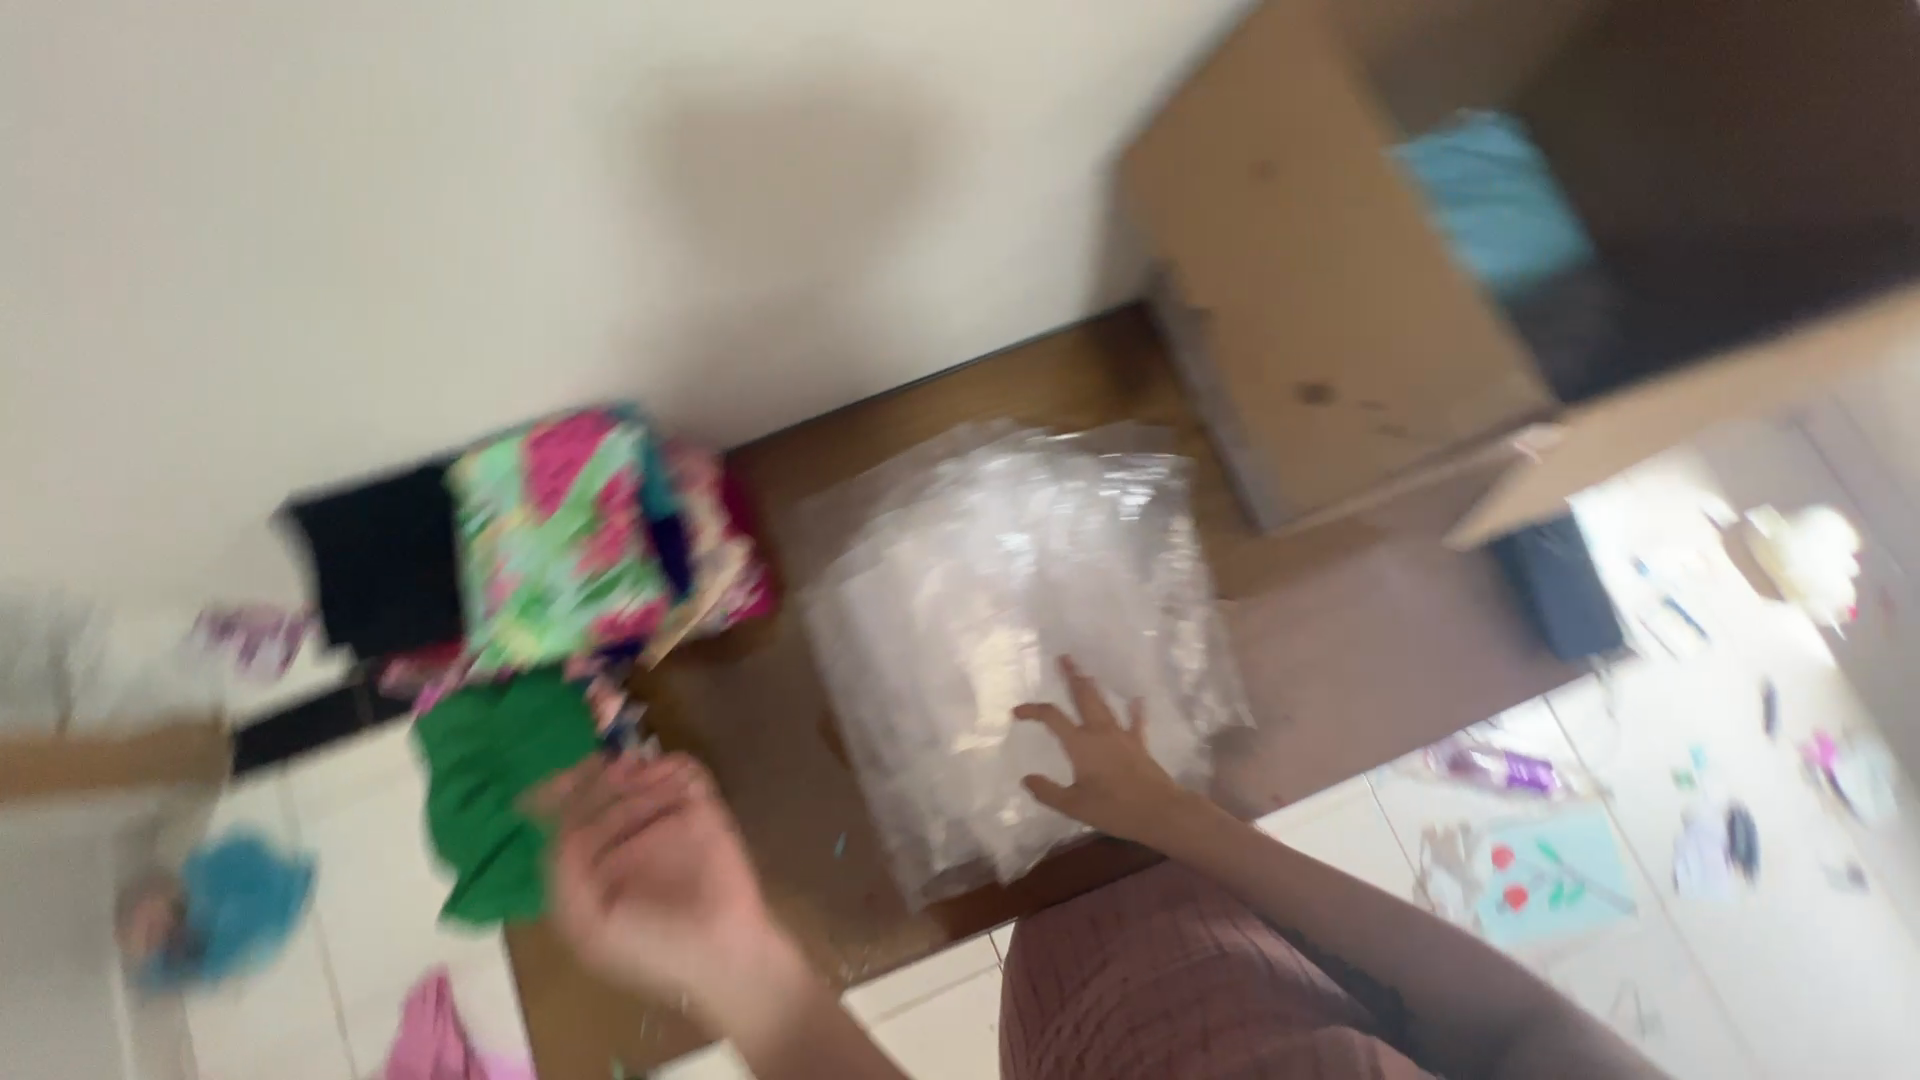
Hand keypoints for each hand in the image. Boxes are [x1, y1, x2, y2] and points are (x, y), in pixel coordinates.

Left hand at [541, 753, 786, 1003]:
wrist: (717, 951)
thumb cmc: (650, 948)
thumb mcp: (588, 923)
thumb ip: (564, 872)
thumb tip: (567, 819)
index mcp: (593, 862)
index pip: (570, 812)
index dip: (564, 791)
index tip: (565, 779)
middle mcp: (626, 835)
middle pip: (602, 787)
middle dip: (601, 780)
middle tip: (615, 774)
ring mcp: (665, 820)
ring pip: (642, 773)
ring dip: (637, 772)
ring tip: (640, 780)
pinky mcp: (703, 810)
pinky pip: (687, 774)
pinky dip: (674, 768)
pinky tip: (668, 782)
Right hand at [1013, 656, 1209, 846]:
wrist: (1160, 811)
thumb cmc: (1114, 809)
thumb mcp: (1074, 806)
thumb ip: (1048, 791)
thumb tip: (1026, 779)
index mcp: (1080, 744)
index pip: (1052, 717)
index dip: (1033, 710)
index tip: (1017, 711)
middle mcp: (1100, 732)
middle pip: (1083, 697)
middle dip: (1072, 676)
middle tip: (1064, 658)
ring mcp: (1121, 735)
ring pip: (1104, 703)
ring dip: (1094, 686)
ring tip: (1087, 672)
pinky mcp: (1139, 744)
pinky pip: (1135, 721)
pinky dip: (1135, 709)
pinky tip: (1138, 699)